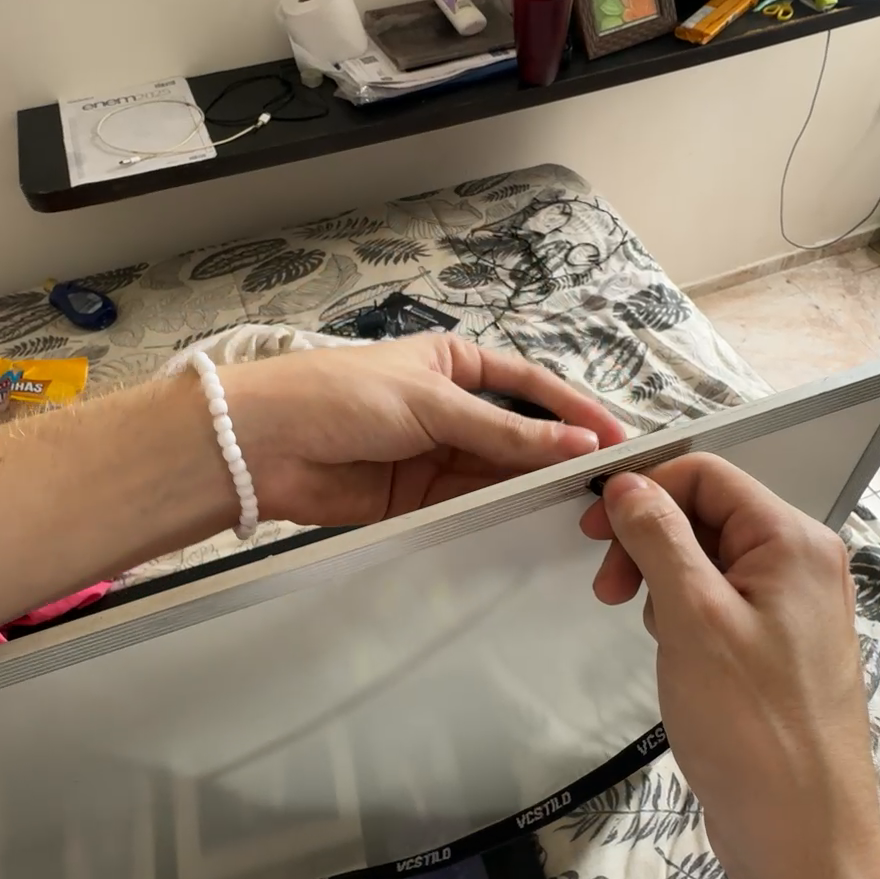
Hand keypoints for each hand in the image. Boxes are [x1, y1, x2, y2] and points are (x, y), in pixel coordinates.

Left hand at [217, 335, 625, 525]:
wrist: (265, 444)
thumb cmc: (345, 394)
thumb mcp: (433, 401)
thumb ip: (506, 432)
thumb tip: (577, 445)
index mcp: (451, 364)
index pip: (526, 386)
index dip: (572, 408)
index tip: (614, 433)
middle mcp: (447, 406)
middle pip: (515, 431)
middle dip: (555, 451)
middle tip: (605, 477)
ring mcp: (433, 453)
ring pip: (495, 469)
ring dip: (530, 482)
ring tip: (578, 499)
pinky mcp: (416, 496)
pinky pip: (468, 500)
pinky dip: (496, 507)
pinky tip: (529, 513)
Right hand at [579, 454, 879, 878]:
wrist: (800, 837)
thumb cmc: (750, 723)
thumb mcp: (692, 617)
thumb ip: (658, 537)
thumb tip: (626, 482)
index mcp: (792, 541)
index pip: (705, 475)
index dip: (645, 489)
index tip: (594, 529)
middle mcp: (798, 561)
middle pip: (704, 512)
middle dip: (647, 539)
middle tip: (608, 588)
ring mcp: (788, 603)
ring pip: (705, 555)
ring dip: (659, 575)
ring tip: (645, 624)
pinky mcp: (773, 640)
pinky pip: (716, 595)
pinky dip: (680, 607)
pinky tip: (670, 643)